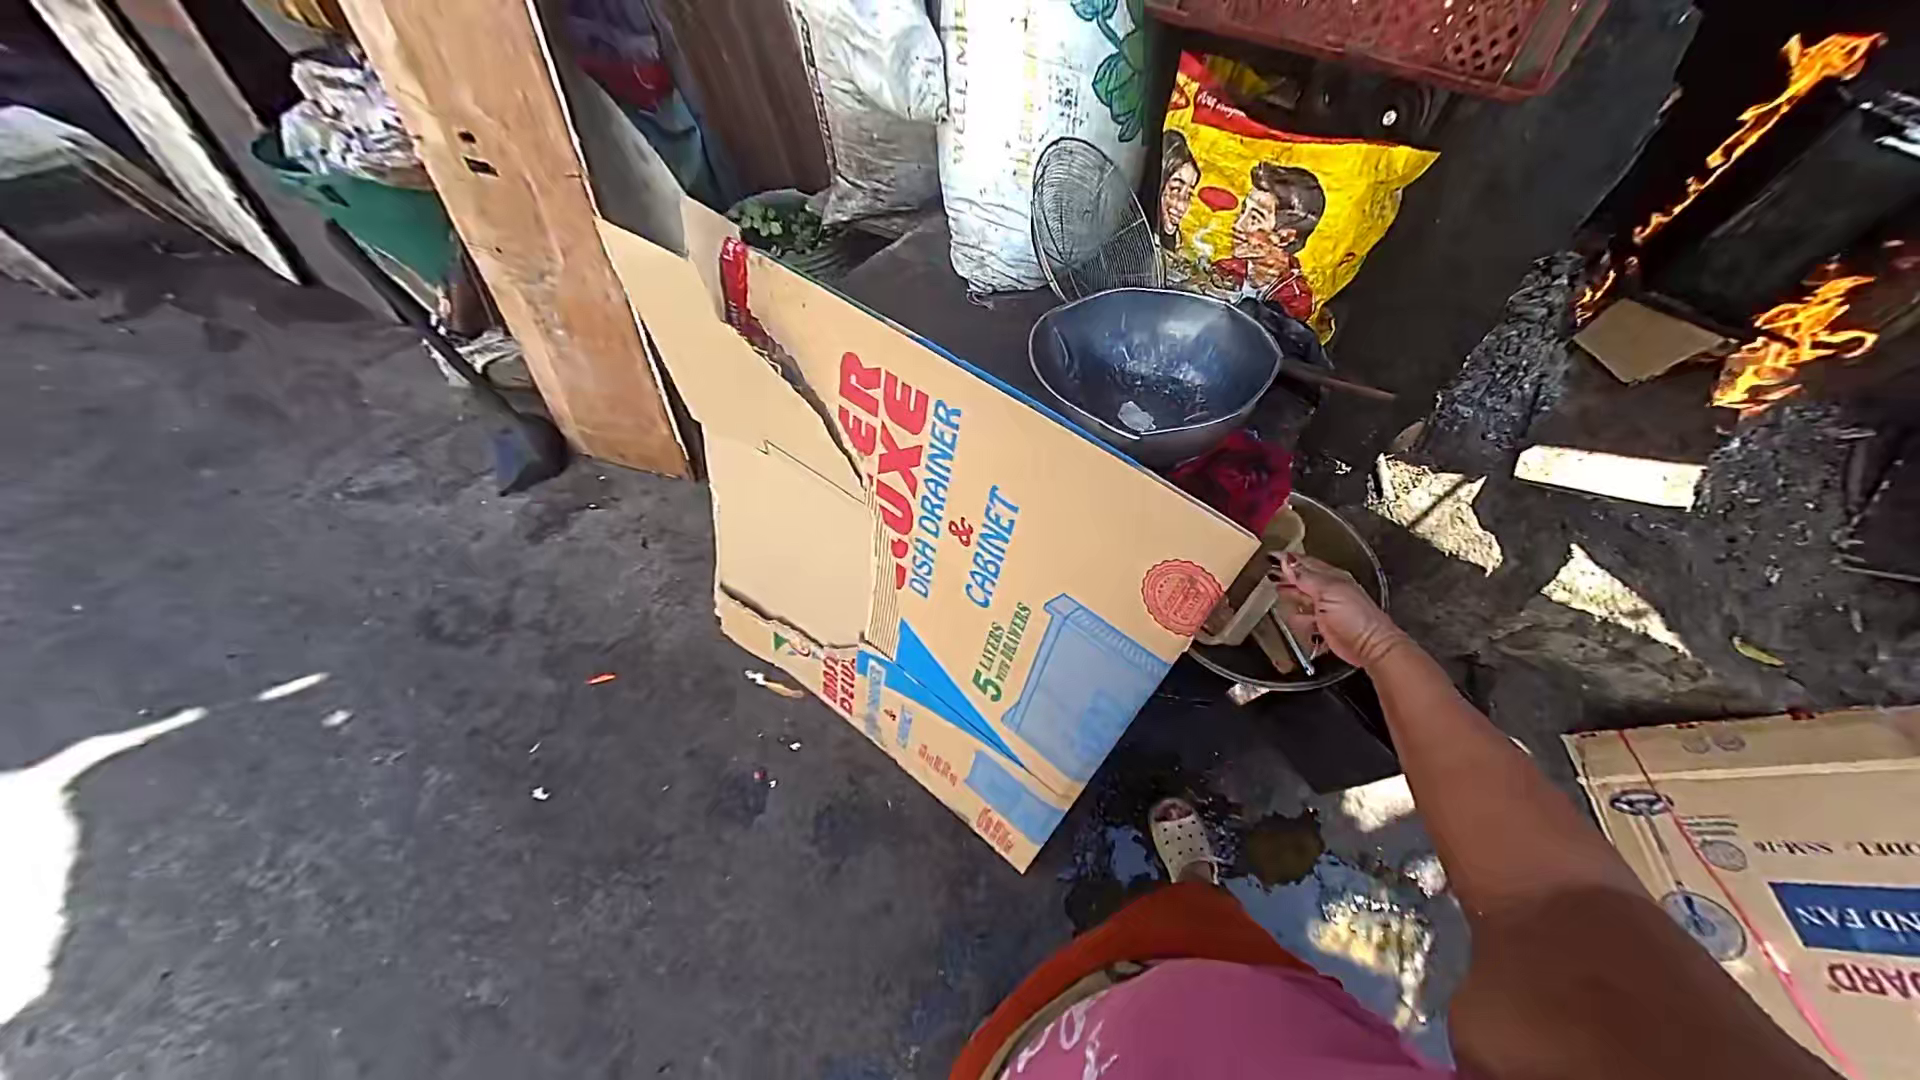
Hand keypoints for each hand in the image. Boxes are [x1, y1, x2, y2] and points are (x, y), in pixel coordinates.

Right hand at [1276, 553, 1408, 667]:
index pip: (1305, 563)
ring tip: (1278, 590)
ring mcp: (1326, 608)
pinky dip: (1297, 616)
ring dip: (1290, 594)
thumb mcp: (1327, 591)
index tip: (1270, 556)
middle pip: (1302, 580)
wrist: (1368, 646)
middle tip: (1270, 572)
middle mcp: (1328, 591)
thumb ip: (1305, 576)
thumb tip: (1286, 560)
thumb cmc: (1354, 617)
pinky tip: (1292, 615)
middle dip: (1287, 576)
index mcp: (1331, 577)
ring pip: (1302, 598)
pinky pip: (1304, 617)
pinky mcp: (1323, 626)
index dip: (1287, 559)